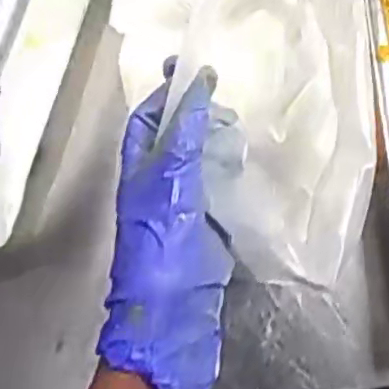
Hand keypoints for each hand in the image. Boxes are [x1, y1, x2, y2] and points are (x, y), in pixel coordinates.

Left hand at [97, 65, 234, 388]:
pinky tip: (248, 160)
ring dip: (216, 137)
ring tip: (239, 125)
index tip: (195, 69)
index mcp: (140, 171)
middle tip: (226, 98)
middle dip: (196, 112)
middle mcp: (158, 184)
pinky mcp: (204, 223)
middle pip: (173, 135)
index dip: (167, 93)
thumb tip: (198, 82)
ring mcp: (181, 205)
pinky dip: (230, 165)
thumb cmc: (165, 247)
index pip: (148, 119)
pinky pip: (215, 181)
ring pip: (196, 157)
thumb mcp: (173, 181)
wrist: (172, 319)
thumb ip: (186, 133)